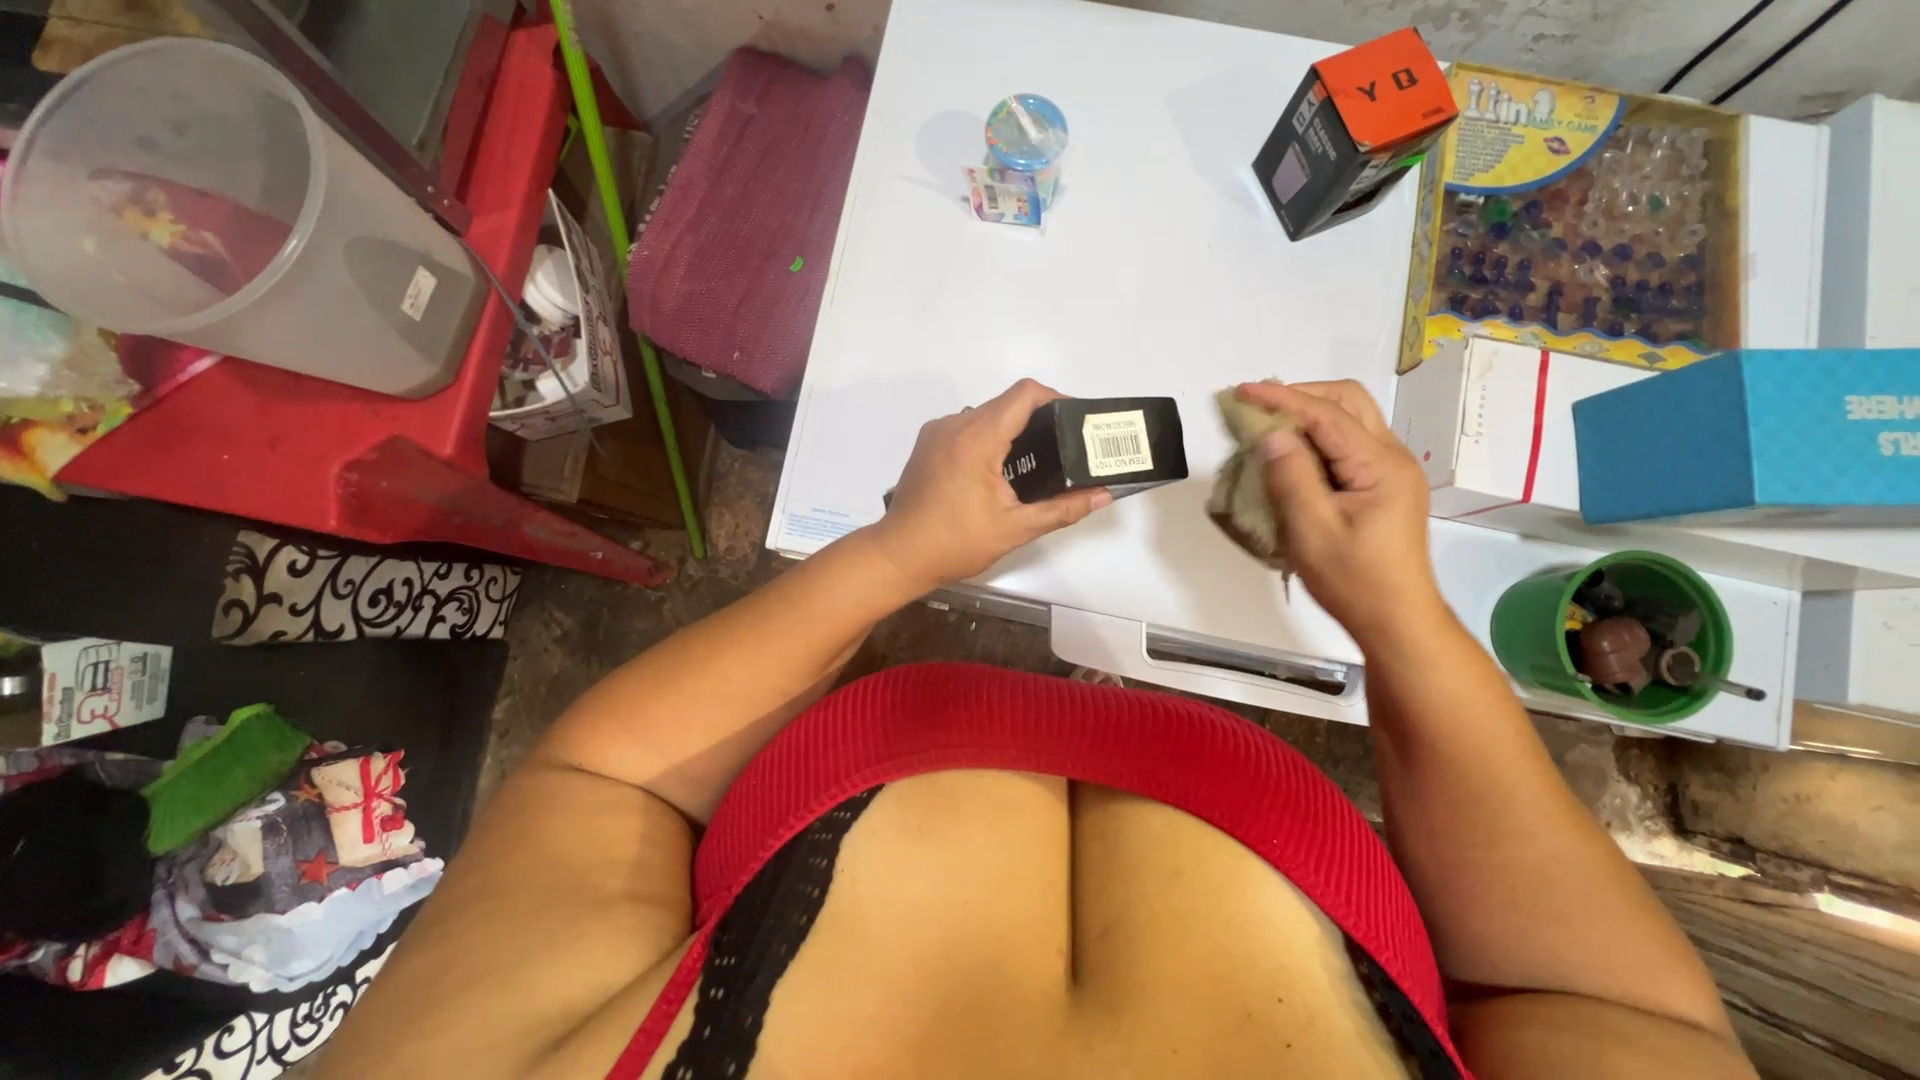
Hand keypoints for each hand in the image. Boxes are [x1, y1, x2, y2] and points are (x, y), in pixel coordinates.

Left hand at [869, 379, 1111, 592]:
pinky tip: (1000, 471)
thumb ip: (1063, 508)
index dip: (1056, 400)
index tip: (1075, 423)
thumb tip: (1104, 495)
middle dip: (1038, 420)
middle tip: (1064, 448)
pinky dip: (988, 439)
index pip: (1024, 395)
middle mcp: (954, 425)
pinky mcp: (927, 444)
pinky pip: (966, 428)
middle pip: (1006, 403)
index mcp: (976, 438)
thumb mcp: (1015, 529)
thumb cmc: (955, 543)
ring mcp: (937, 432)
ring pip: (985, 415)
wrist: (899, 556)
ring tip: (1035, 462)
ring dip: (1011, 431)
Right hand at [1237, 380, 1447, 645]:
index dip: (1282, 398)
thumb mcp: (1313, 531)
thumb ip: (1291, 477)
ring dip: (1309, 415)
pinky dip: (1317, 438)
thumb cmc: (1353, 581)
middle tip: (1257, 407)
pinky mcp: (1382, 487)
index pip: (1327, 415)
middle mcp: (1392, 459)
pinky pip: (1348, 445)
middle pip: (1348, 402)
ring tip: (1269, 428)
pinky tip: (1292, 456)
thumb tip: (1271, 435)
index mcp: (1380, 466)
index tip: (1242, 391)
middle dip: (1300, 396)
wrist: (1395, 620)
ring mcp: (1390, 472)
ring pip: (1350, 420)